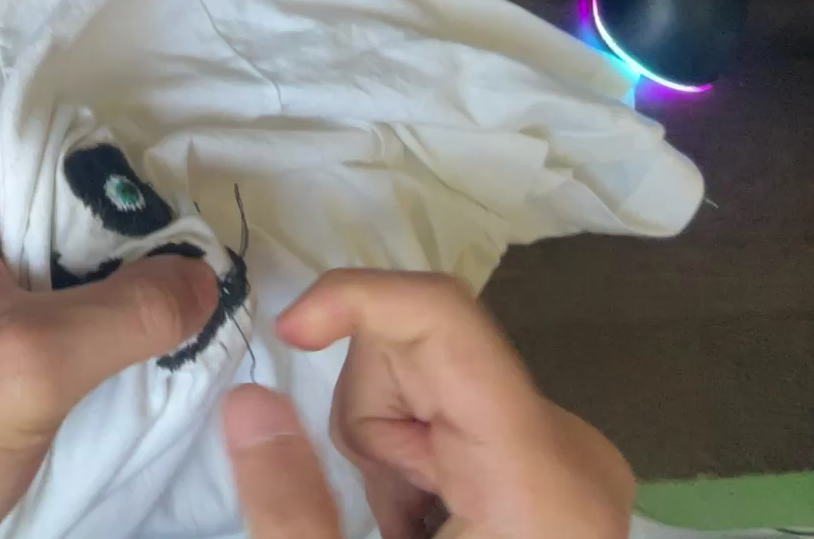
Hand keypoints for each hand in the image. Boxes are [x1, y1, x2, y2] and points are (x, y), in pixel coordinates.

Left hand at [0, 140, 219, 538]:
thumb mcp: (31, 362)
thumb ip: (129, 311)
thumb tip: (210, 273)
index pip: (51, 149)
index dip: (122, 175)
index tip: (192, 210)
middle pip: (62, 199)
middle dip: (129, 233)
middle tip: (207, 258)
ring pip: (63, 252)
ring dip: (120, 278)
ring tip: (195, 291)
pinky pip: (53, 295)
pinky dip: (98, 312)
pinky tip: (151, 327)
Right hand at [222, 270, 634, 538]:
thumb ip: (293, 510)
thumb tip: (248, 398)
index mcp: (540, 476)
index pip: (443, 312)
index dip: (352, 297)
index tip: (288, 335)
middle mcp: (565, 443)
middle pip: (414, 347)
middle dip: (364, 415)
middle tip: (381, 509)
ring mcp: (559, 449)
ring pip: (419, 372)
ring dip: (383, 441)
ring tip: (404, 524)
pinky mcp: (543, 456)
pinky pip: (441, 401)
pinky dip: (407, 451)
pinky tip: (427, 520)